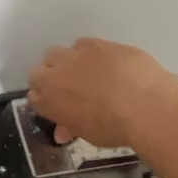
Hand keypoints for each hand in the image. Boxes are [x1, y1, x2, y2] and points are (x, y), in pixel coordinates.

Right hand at [27, 39, 177, 147]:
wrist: (144, 104)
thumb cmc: (113, 127)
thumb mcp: (88, 133)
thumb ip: (71, 127)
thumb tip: (63, 131)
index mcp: (47, 101)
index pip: (34, 96)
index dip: (45, 100)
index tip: (57, 105)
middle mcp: (53, 75)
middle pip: (40, 70)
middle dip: (50, 76)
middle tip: (70, 87)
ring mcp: (74, 56)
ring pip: (59, 53)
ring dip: (67, 62)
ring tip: (88, 73)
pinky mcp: (96, 43)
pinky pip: (84, 44)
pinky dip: (90, 53)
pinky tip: (106, 63)